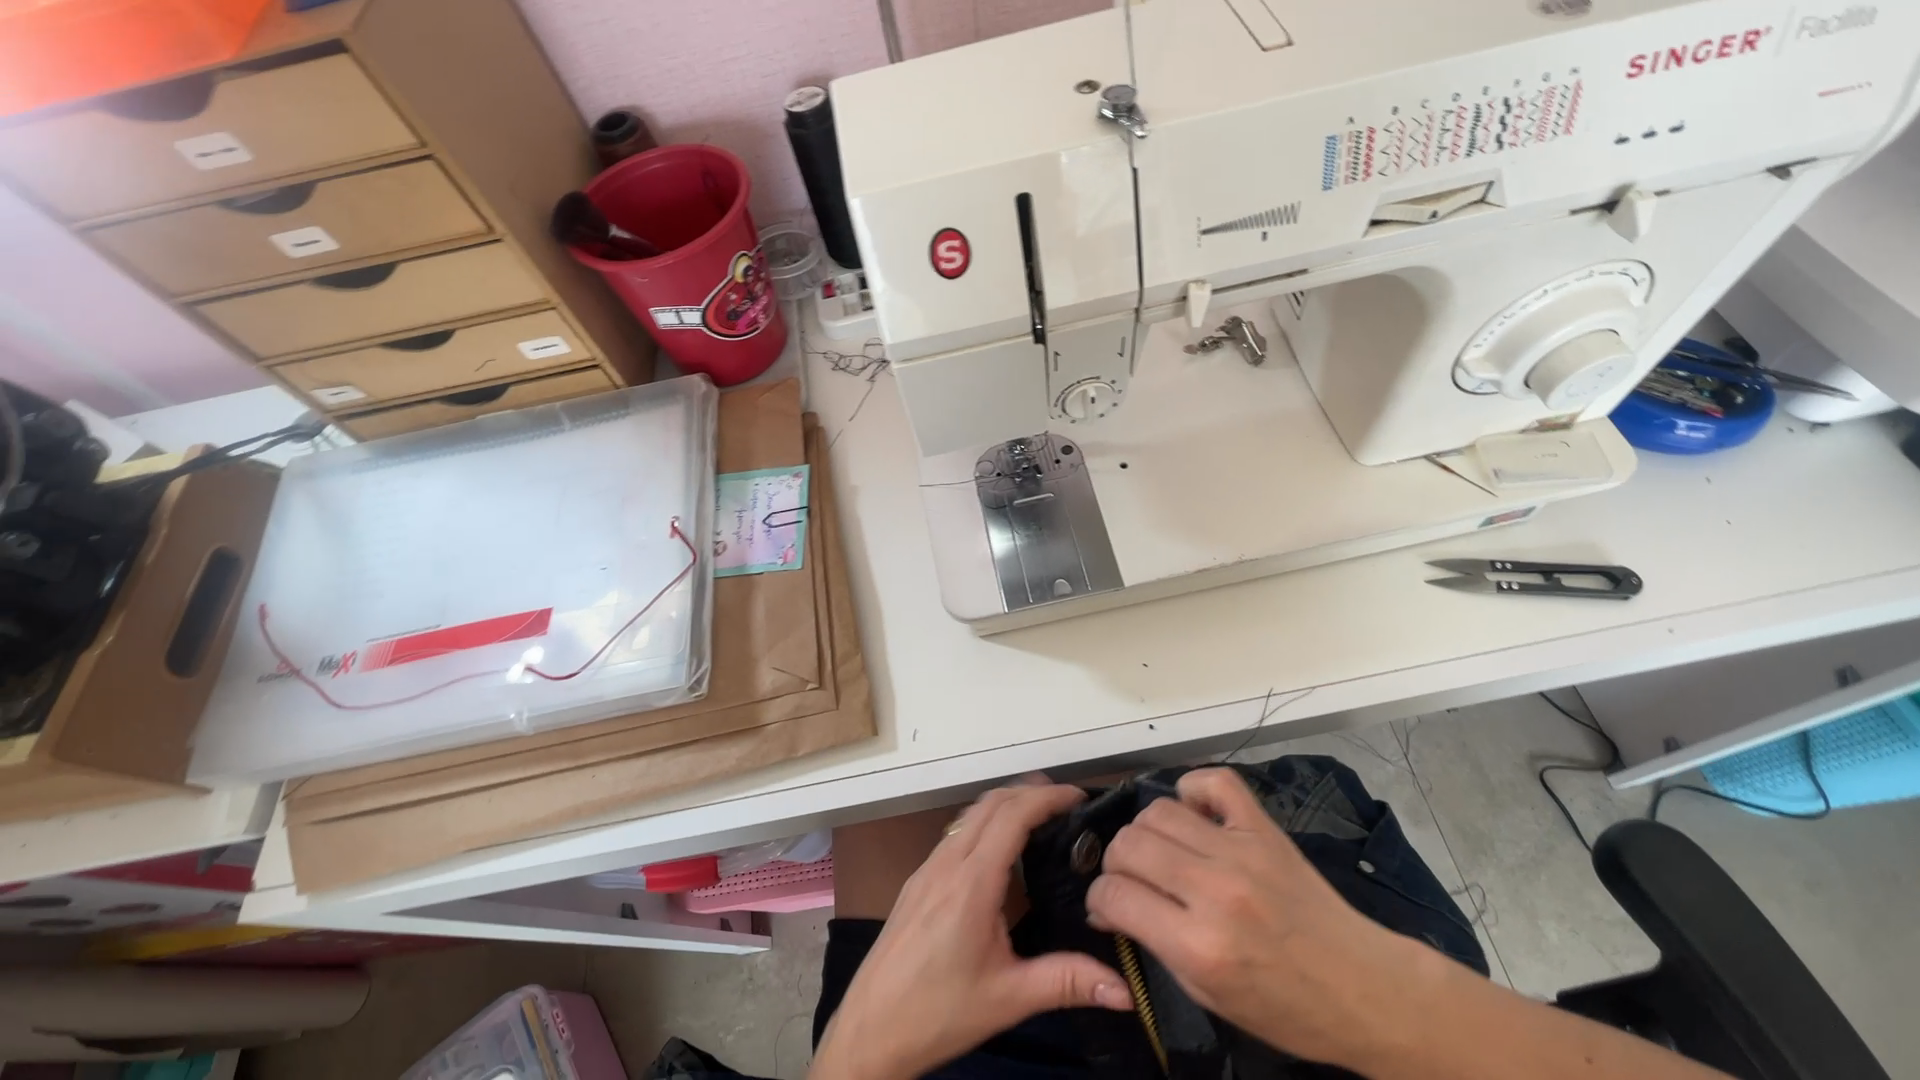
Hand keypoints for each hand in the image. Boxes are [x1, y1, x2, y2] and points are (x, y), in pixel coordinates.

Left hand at [812, 783, 1134, 1079]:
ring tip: (1040, 816)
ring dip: (1003, 805)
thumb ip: (1068, 982)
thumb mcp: (1009, 998)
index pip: (1012, 817)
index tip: (1079, 797)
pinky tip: (999, 852)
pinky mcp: (915, 885)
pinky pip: (954, 836)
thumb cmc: (938, 1013)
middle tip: (1067, 801)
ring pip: (968, 817)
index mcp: (971, 883)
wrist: (870, 1031)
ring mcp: (926, 872)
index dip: (1047, 798)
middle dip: (1028, 792)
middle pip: (988, 805)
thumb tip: (1125, 990)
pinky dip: (983, 824)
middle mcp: (945, 865)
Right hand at [1085, 767, 1430, 1069]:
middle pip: (1128, 844)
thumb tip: (1109, 907)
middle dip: (1115, 863)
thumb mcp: (1206, 996)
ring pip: (1158, 812)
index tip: (1107, 907)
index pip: (1114, 894)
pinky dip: (1193, 789)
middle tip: (1132, 880)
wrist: (1363, 989)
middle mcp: (1214, 890)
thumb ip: (1155, 944)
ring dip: (1146, 832)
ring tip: (1161, 853)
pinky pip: (1215, 783)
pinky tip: (1193, 814)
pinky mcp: (1265, 830)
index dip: (1099, 899)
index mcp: (1197, 945)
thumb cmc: (1285, 1008)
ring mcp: (1242, 853)